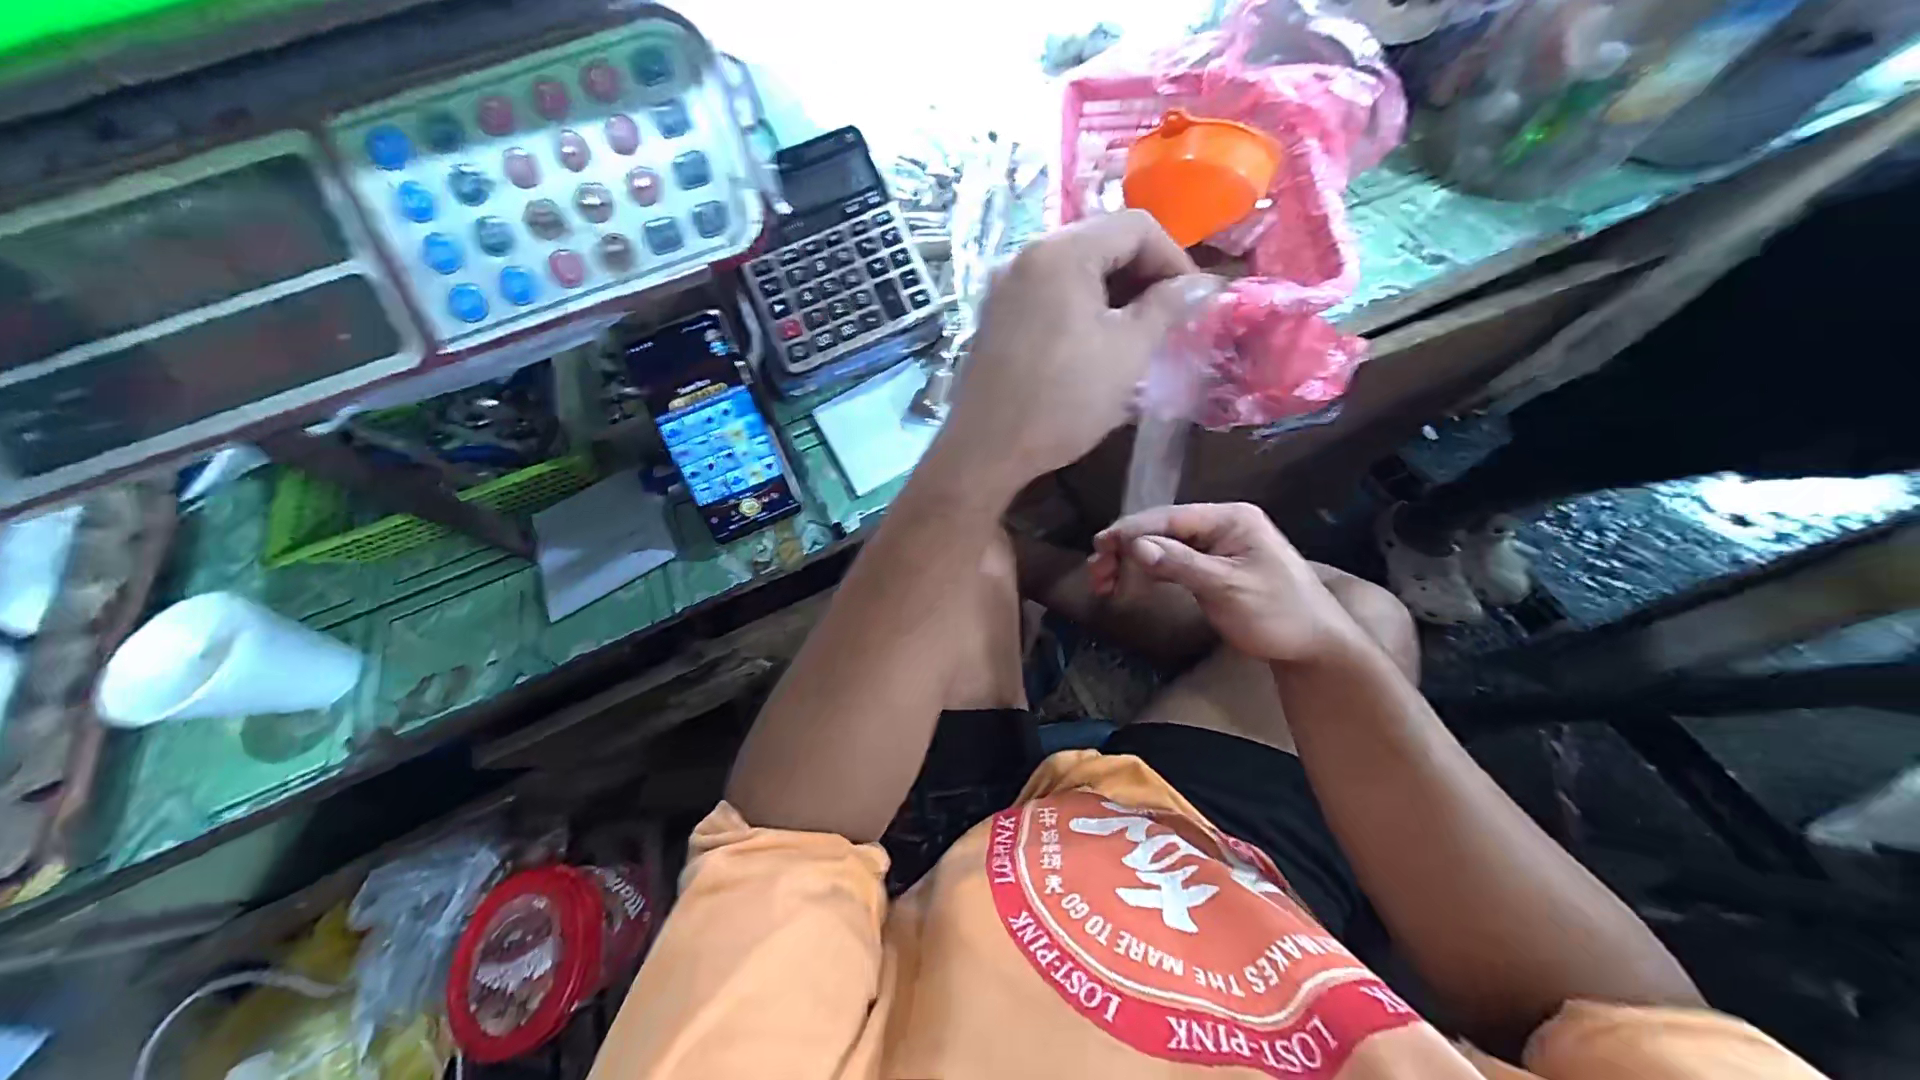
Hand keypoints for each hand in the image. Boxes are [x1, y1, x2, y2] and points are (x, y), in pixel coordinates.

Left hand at [941, 210, 1202, 491]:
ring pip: (1074, 270)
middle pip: (1101, 242)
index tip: (1193, 301)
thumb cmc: (1063, 400)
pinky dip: (1080, 308)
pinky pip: (1048, 295)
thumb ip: (1168, 307)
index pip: (1136, 225)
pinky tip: (1095, 345)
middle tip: (1168, 319)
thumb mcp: (1128, 352)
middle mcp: (1025, 255)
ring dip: (1113, 294)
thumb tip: (1201, 285)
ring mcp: (1004, 287)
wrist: (986, 451)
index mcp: (1061, 251)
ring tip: (1137, 336)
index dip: (1175, 258)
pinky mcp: (994, 317)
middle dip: (1143, 276)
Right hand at [1090, 502, 1371, 665]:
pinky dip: (1146, 572)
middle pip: (1160, 529)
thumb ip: (1181, 564)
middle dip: (1125, 548)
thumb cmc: (1278, 613)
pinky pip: (1169, 561)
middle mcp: (1220, 524)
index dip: (1131, 531)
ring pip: (1160, 545)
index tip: (1100, 548)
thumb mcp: (1228, 588)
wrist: (1314, 646)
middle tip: (1097, 573)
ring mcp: (1215, 545)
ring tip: (1103, 581)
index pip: (1169, 518)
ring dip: (1130, 561)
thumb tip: (1135, 546)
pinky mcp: (1210, 566)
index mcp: (1230, 518)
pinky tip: (1126, 582)